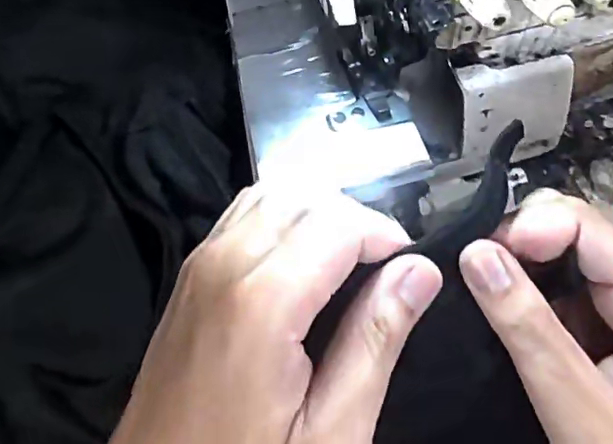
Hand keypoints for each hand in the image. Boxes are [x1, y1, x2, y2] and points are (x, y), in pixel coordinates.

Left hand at [112, 182, 443, 443]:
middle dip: (355, 219)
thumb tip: (419, 272)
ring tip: (349, 259)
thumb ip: (374, 341)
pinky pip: (245, 208)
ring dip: (319, 209)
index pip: (338, 222)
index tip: (410, 265)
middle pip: (307, 197)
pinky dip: (283, 211)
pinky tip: (302, 252)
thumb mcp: (328, 433)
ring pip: (275, 192)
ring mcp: (203, 258)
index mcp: (262, 298)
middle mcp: (227, 259)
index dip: (383, 232)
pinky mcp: (192, 267)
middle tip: (386, 267)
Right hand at [458, 189, 612, 443]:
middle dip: (520, 248)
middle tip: (476, 278)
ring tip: (486, 297)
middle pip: (574, 233)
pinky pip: (565, 294)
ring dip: (521, 273)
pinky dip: (530, 299)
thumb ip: (532, 332)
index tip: (479, 258)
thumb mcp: (589, 420)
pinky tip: (510, 318)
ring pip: (564, 261)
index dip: (527, 229)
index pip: (584, 223)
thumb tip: (476, 251)